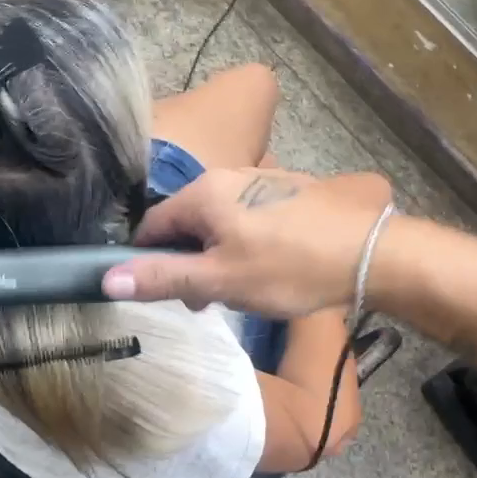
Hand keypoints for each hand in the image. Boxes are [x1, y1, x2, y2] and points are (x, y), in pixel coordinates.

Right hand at [102, 169, 395, 317]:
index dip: (149, 262)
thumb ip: (162, 278)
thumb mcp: (219, 280)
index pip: (150, 226)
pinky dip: (241, 245)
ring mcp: (259, 181)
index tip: (165, 293)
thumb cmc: (288, 268)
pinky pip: (245, 219)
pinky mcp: (287, 192)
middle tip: (205, 300)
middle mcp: (226, 177)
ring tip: (238, 290)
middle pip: (183, 224)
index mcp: (203, 194)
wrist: (371, 253)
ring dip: (214, 258)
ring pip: (216, 224)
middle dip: (185, 263)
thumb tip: (105, 278)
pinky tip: (265, 270)